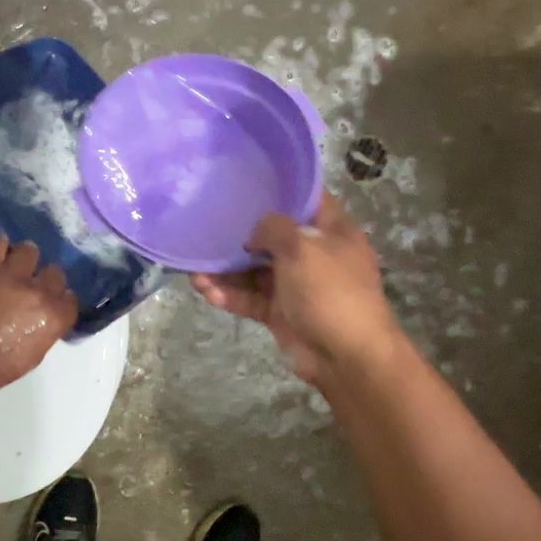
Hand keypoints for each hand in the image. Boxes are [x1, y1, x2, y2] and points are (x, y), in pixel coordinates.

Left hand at [0, 235, 78, 390]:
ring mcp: (11, 275)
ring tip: (13, 267)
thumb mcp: (32, 356)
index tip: (51, 304)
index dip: (60, 300)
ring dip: (24, 259)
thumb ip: (43, 331)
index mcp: (53, 317)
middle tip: (30, 288)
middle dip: (44, 279)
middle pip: (54, 272)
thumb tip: (39, 319)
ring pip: (29, 250)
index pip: (70, 299)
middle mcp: (38, 291)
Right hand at [191, 192, 405, 386]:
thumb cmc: (330, 291)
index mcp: (332, 231)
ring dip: (226, 270)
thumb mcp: (302, 246)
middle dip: (240, 234)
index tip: (245, 184)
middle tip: (206, 226)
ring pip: (255, 271)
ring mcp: (296, 286)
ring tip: (194, 268)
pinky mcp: (281, 314)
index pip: (306, 200)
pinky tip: (205, 291)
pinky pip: (251, 299)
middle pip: (272, 237)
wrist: (346, 356)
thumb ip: (273, 228)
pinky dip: (229, 295)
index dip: (279, 190)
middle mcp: (314, 255)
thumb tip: (254, 234)